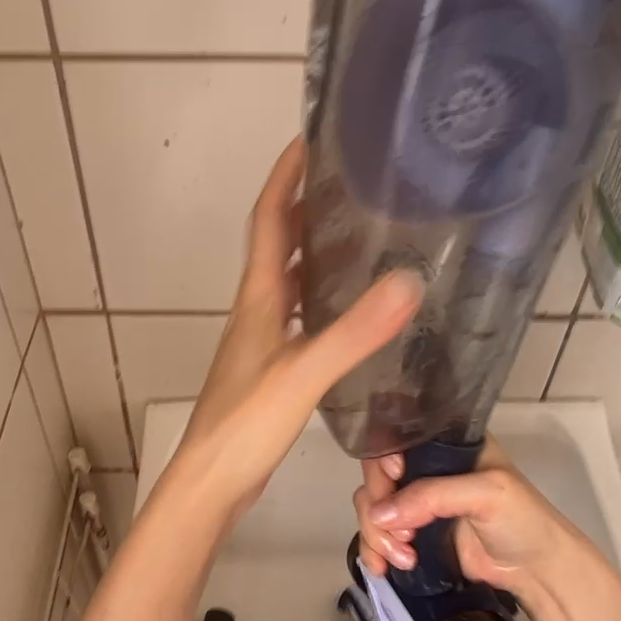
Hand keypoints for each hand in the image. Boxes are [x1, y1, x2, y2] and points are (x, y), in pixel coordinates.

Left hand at [166, 138, 422, 518]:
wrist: (212, 482)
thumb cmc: (246, 426)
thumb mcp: (304, 375)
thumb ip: (353, 332)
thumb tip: (408, 282)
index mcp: (258, 302)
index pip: (268, 220)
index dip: (286, 177)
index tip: (312, 139)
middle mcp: (255, 315)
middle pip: (277, 248)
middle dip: (306, 209)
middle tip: (351, 186)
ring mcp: (259, 347)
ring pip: (286, 287)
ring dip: (312, 258)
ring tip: (357, 241)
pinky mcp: (268, 375)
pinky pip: (296, 324)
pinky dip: (318, 307)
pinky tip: (344, 319)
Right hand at [352, 439, 586, 602]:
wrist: (535, 570)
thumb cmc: (523, 521)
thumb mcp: (487, 494)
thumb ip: (434, 496)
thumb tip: (380, 514)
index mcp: (445, 445)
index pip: (396, 440)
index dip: (385, 459)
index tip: (396, 481)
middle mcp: (425, 469)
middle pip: (375, 477)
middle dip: (378, 509)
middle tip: (402, 535)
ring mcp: (416, 504)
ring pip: (371, 509)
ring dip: (377, 536)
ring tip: (404, 558)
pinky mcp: (411, 534)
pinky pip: (376, 535)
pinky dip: (373, 551)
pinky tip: (383, 568)